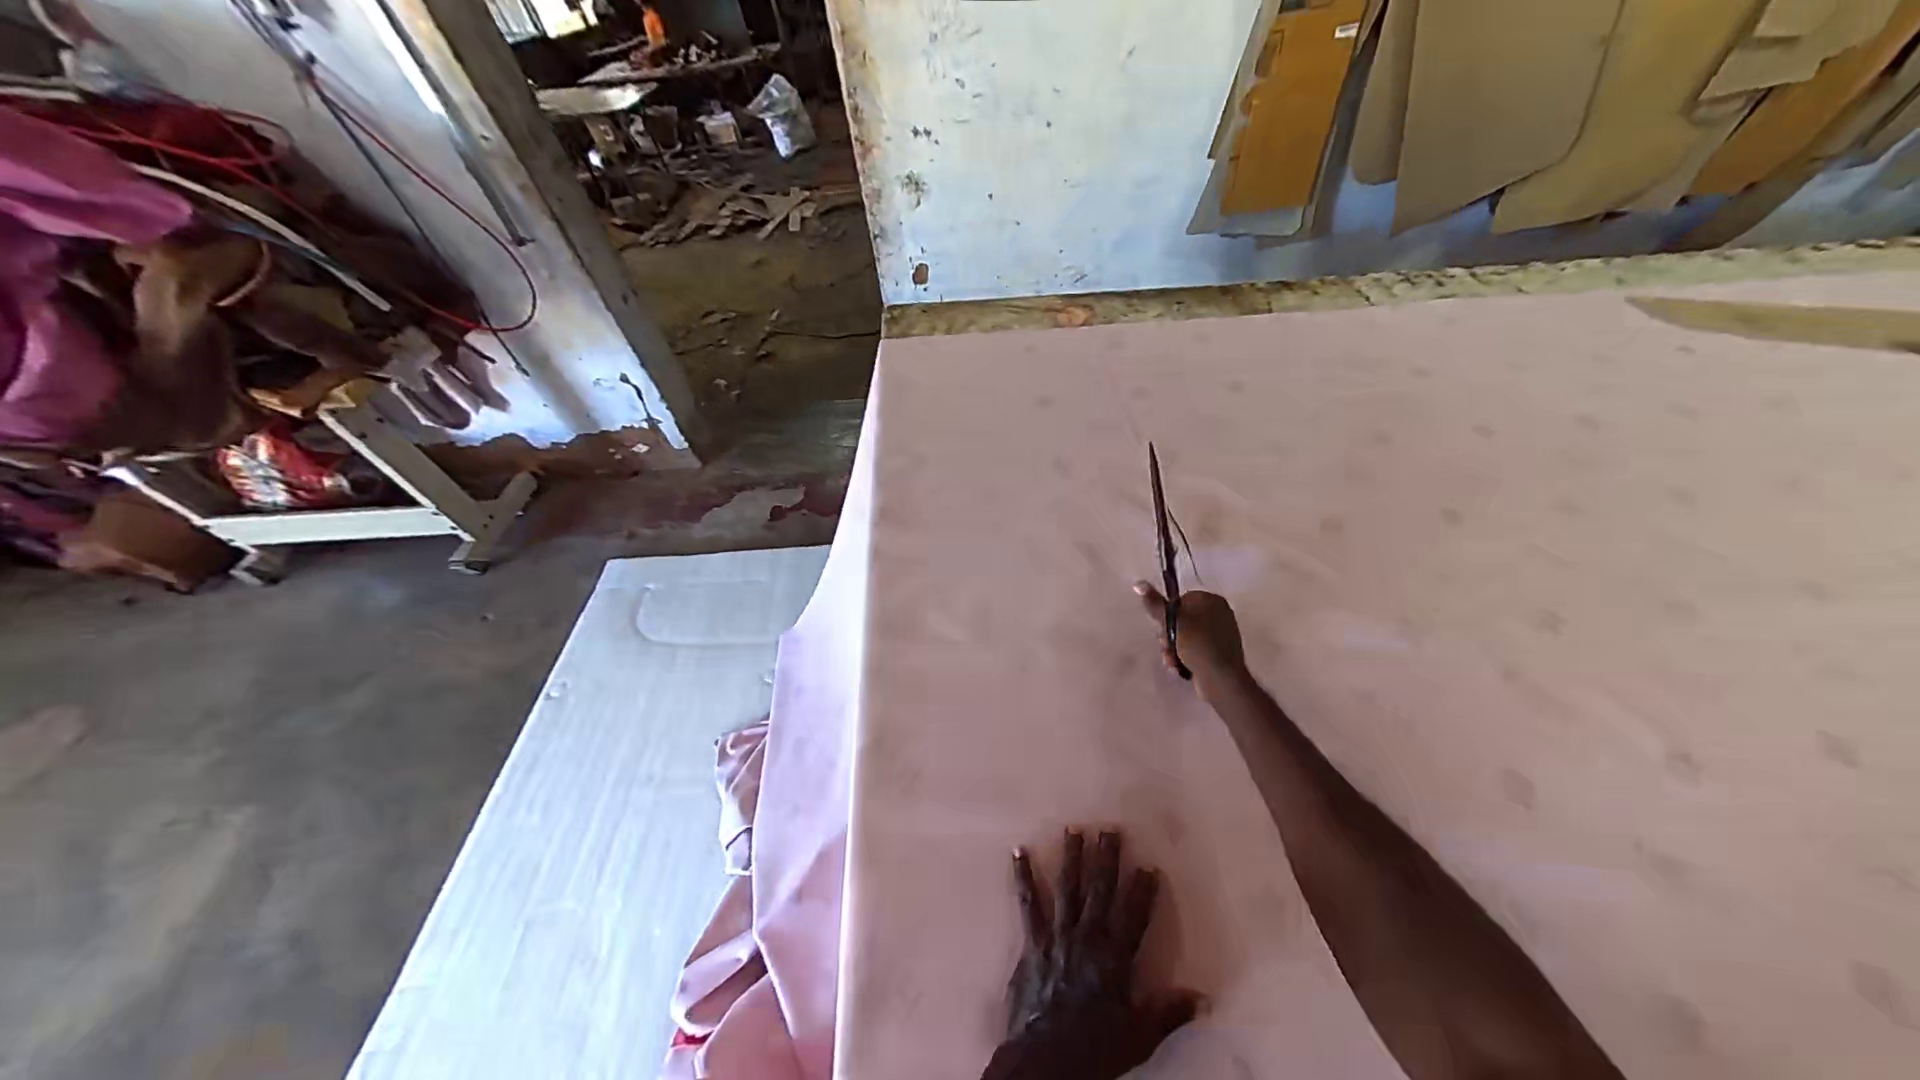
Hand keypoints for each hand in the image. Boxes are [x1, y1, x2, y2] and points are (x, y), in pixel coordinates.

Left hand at [981, 830, 1198, 1079]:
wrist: (1045, 1059)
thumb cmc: (1095, 1048)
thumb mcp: (1139, 1035)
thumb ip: (1169, 1012)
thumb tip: (1205, 998)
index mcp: (1114, 957)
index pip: (1134, 915)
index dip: (1143, 890)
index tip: (1149, 865)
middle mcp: (1086, 937)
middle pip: (1100, 891)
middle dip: (1107, 859)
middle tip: (1110, 829)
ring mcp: (1056, 936)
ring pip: (1066, 888)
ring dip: (1071, 858)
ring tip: (1073, 829)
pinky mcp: (1031, 942)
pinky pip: (1028, 904)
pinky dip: (1023, 877)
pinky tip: (1019, 852)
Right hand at [1132, 583, 1248, 700]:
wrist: (1220, 677)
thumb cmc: (1197, 644)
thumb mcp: (1171, 621)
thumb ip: (1154, 603)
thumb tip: (1138, 583)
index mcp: (1211, 600)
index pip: (1180, 600)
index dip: (1167, 615)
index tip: (1162, 628)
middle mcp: (1219, 613)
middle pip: (1181, 619)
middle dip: (1168, 636)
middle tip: (1165, 646)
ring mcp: (1220, 634)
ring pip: (1186, 636)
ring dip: (1173, 649)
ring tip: (1171, 660)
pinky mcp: (1219, 652)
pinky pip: (1195, 649)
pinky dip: (1185, 657)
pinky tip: (1179, 666)